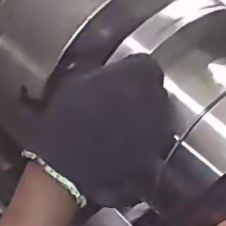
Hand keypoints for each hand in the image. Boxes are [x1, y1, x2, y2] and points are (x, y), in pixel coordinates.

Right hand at [24, 54, 174, 208]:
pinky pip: (152, 148)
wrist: (65, 169)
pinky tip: (120, 153)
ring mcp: (161, 131)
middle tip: (114, 107)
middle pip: (155, 93)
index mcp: (141, 73)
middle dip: (139, 97)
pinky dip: (141, 150)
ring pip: (158, 121)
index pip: (146, 66)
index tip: (115, 82)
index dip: (129, 73)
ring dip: (143, 123)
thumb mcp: (75, 78)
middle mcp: (159, 99)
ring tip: (116, 132)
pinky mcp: (157, 158)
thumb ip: (99, 64)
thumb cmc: (64, 118)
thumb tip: (107, 55)